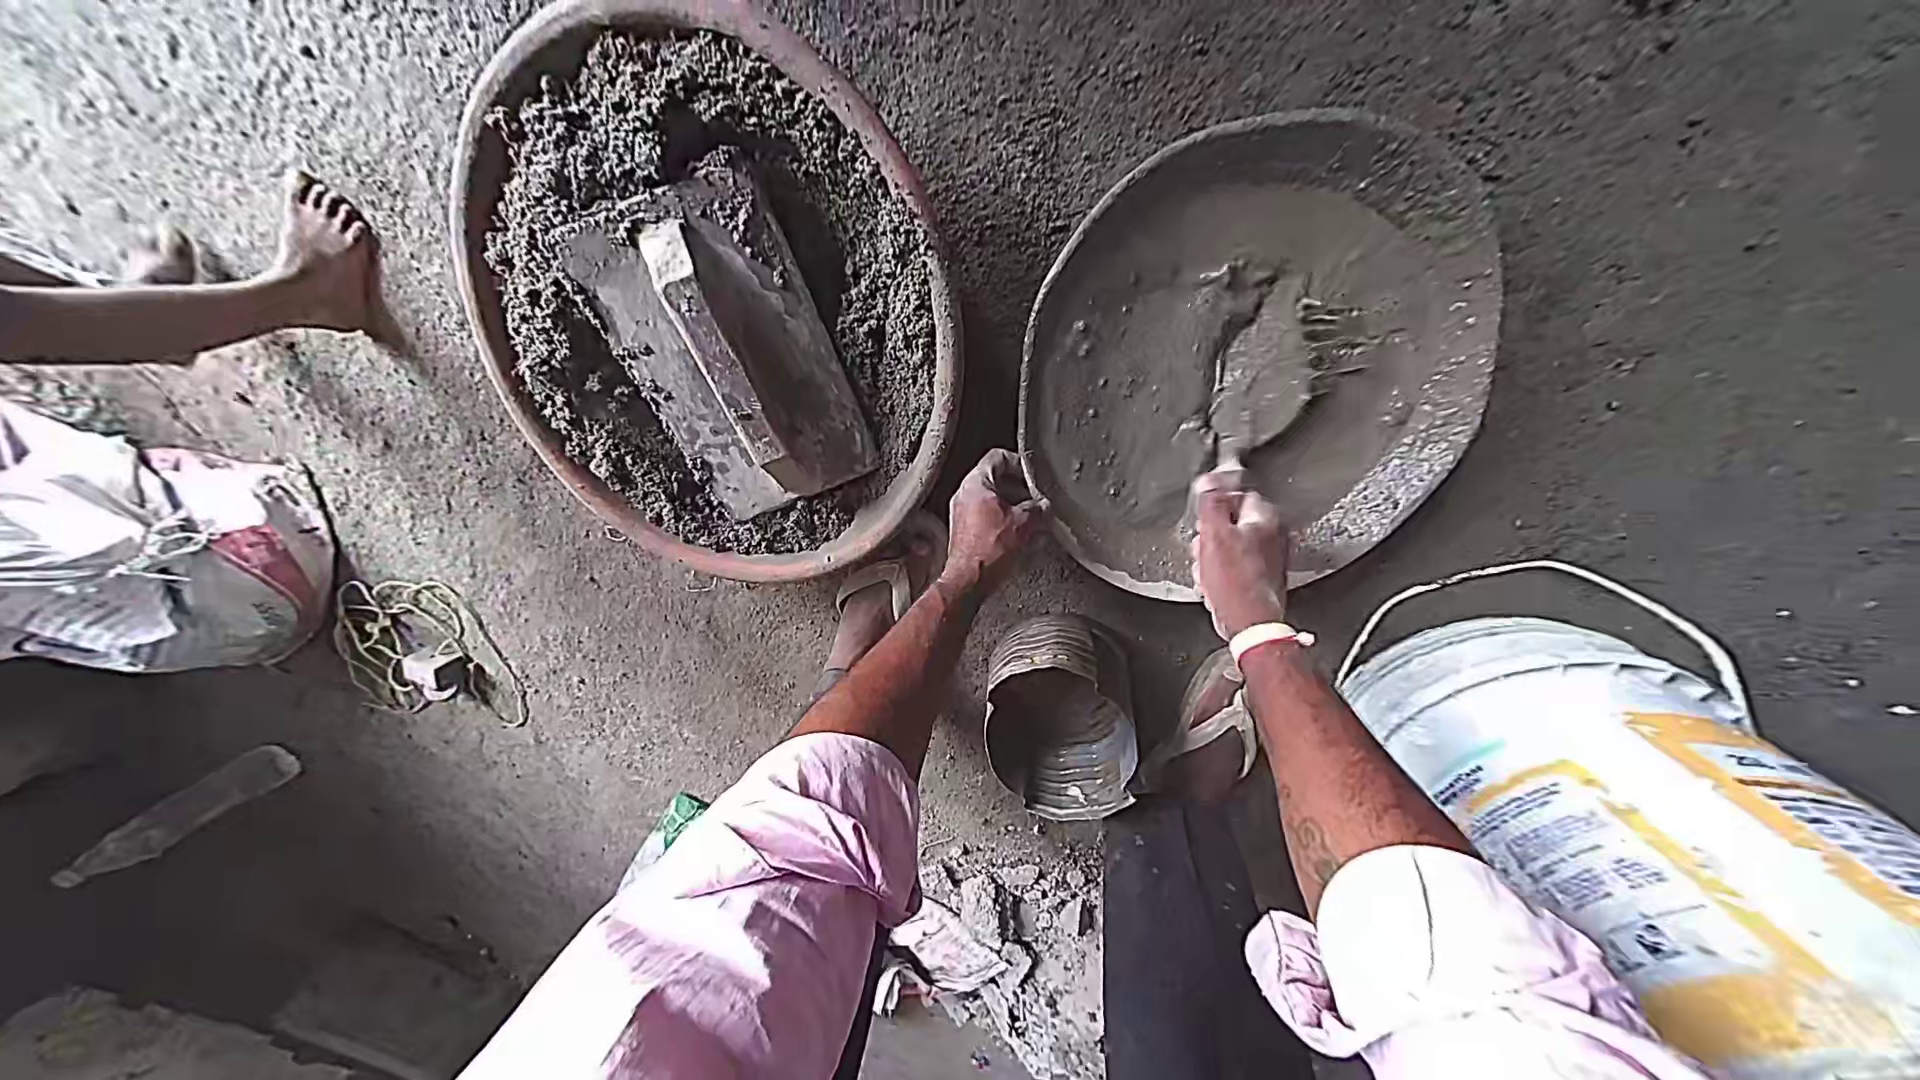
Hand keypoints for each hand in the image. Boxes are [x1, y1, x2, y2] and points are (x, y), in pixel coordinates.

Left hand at [942, 449, 1046, 595]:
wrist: (969, 582)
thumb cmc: (989, 551)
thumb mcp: (1025, 524)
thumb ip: (1038, 509)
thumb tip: (1044, 507)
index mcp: (975, 483)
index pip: (998, 457)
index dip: (1020, 463)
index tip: (1034, 475)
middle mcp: (964, 495)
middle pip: (996, 479)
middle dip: (1020, 488)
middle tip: (1037, 498)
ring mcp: (962, 514)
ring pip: (992, 500)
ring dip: (1014, 506)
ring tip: (1032, 519)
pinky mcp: (965, 533)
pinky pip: (987, 518)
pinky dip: (1004, 522)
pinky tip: (1020, 536)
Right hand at [1190, 467, 1289, 638]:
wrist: (1248, 622)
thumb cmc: (1235, 583)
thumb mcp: (1214, 534)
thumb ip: (1211, 503)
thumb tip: (1209, 479)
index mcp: (1265, 518)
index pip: (1236, 494)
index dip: (1214, 505)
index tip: (1203, 516)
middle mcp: (1273, 535)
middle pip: (1230, 522)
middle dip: (1211, 535)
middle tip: (1204, 548)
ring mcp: (1270, 557)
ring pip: (1229, 545)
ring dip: (1212, 556)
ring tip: (1209, 570)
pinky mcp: (1261, 577)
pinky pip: (1233, 565)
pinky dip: (1220, 572)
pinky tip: (1215, 582)